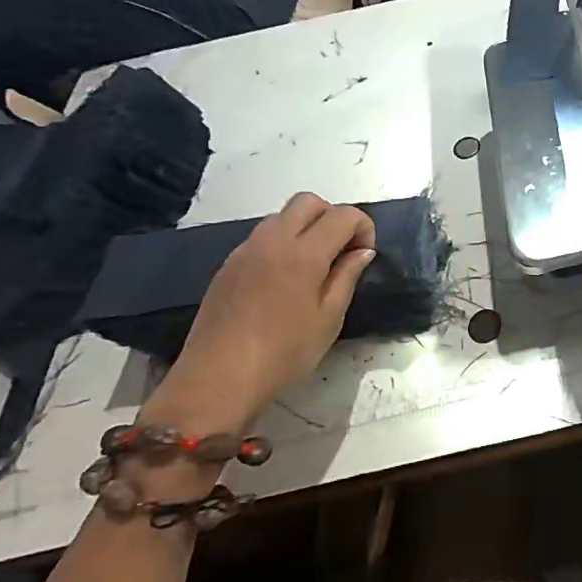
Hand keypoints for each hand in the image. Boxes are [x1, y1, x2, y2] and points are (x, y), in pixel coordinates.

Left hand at [143, 193, 375, 434]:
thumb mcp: (328, 319)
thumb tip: (362, 251)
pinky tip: (285, 280)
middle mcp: (273, 240)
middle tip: (341, 252)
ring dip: (306, 228)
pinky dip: (282, 243)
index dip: (363, 227)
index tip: (365, 255)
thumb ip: (347, 277)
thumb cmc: (283, 353)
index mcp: (303, 252)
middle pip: (308, 202)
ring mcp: (245, 250)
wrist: (217, 379)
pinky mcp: (228, 265)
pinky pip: (262, 237)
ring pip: (282, 216)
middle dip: (333, 217)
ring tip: (314, 267)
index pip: (342, 215)